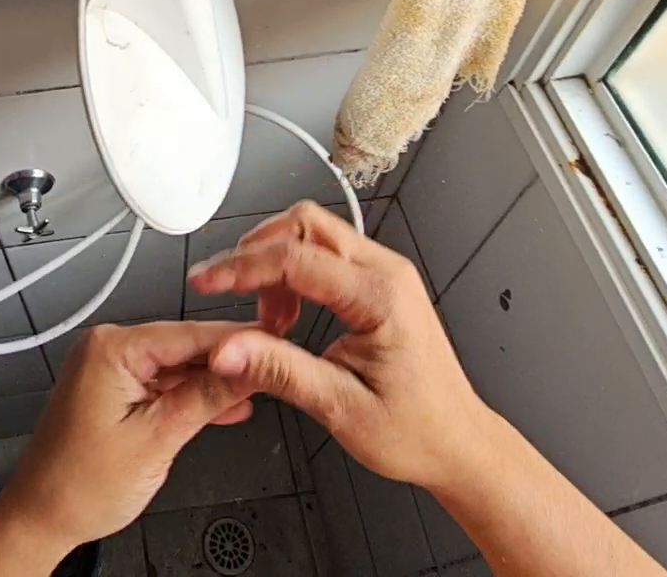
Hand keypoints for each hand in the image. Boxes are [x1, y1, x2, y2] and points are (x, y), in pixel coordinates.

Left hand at [0, 322, 256, 551]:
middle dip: (227, 361)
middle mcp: (107, 346)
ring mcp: (109, 365)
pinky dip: (188, 394)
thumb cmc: (79, 484)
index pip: (189, 333)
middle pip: (184, 345)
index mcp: (111, 347)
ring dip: (212, 381)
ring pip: (176, 364)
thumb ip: (206, 397)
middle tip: (272, 371)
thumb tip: (246, 369)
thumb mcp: (158, 439)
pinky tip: (222, 405)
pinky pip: (161, 380)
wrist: (42, 516)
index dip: (236, 340)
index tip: (273, 345)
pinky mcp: (113, 384)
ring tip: (256, 391)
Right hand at [186, 201, 489, 488]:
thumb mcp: (341, 408)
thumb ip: (279, 370)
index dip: (242, 267)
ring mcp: (382, 270)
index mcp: (381, 296)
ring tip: (267, 318)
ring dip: (273, 262)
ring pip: (309, 231)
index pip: (296, 259)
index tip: (206, 282)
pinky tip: (285, 314)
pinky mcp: (375, 279)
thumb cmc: (416, 431)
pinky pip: (321, 252)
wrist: (459, 443)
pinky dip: (290, 272)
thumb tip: (226, 349)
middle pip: (303, 224)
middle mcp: (385, 270)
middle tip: (227, 288)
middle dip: (256, 251)